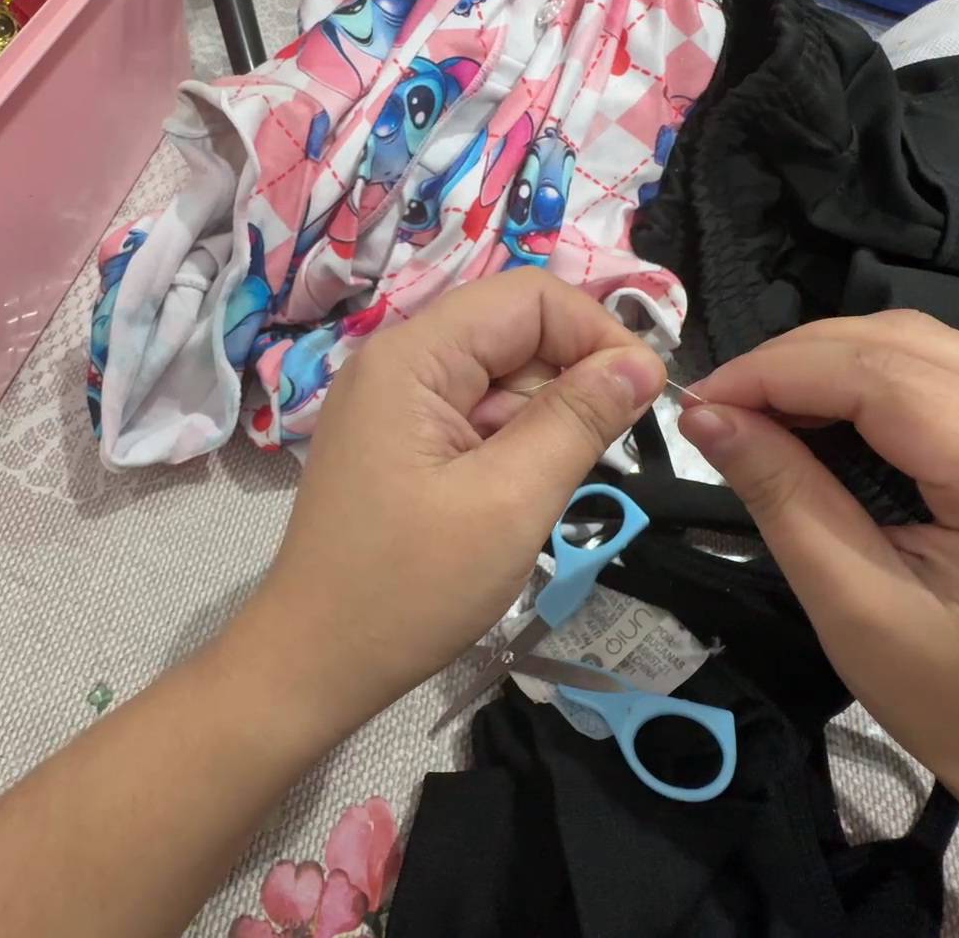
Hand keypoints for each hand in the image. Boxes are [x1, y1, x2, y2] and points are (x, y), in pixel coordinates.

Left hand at [238, 268, 665, 730]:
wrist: (316, 660)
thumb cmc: (407, 588)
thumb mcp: (510, 501)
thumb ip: (578, 420)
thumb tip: (642, 364)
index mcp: (412, 357)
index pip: (528, 298)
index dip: (595, 334)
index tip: (641, 398)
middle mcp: (397, 362)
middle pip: (512, 333)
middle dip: (567, 384)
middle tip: (591, 459)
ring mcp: (393, 403)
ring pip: (499, 380)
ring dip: (539, 423)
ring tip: (535, 493)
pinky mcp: (398, 440)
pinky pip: (473, 416)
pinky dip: (509, 447)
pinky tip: (508, 498)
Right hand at [675, 311, 958, 802]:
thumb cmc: (956, 701)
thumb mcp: (849, 604)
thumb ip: (781, 494)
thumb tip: (705, 415)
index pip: (889, 379)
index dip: (780, 372)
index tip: (699, 398)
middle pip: (910, 345)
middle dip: (796, 359)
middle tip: (720, 403)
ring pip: (927, 345)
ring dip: (829, 361)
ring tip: (761, 404)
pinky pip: (947, 372)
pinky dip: (867, 377)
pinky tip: (822, 411)